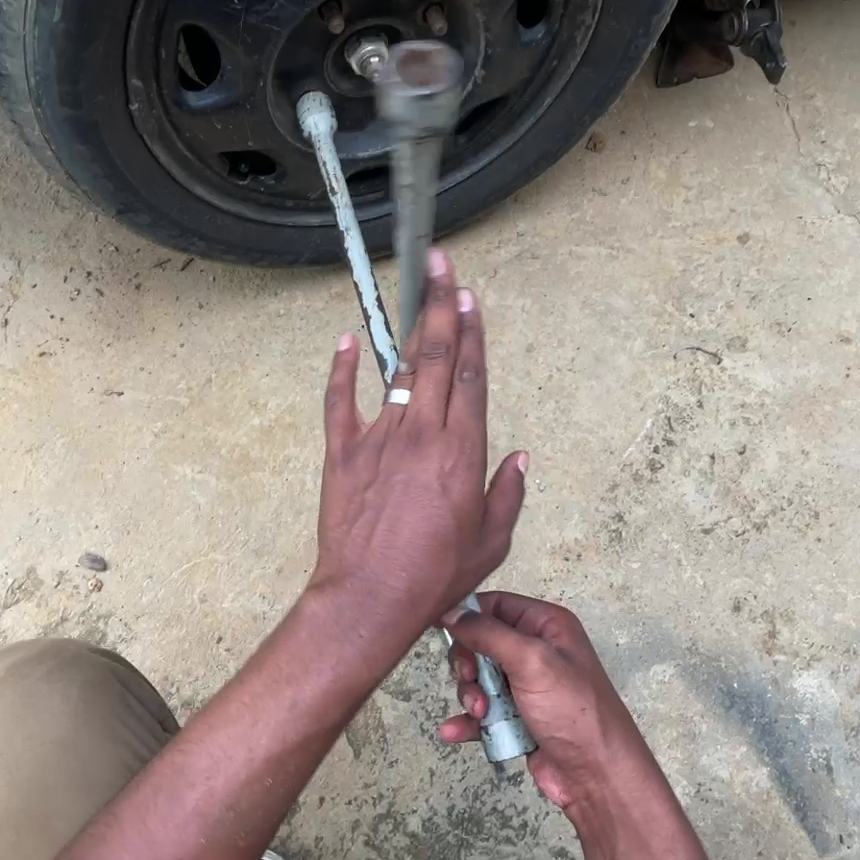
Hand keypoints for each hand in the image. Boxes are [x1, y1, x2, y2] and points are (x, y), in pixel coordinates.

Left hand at [303, 250, 527, 663]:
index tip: (472, 297)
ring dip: (409, 327)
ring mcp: (379, 438)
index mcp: (461, 450)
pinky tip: (346, 340)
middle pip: (438, 356)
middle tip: (442, 263)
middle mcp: (422, 432)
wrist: (371, 596)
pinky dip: (342, 369)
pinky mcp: (342, 452)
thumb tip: (520, 457)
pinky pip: (339, 401)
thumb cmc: (435, 573)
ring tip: (416, 290)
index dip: (474, 333)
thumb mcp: (492, 540)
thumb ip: (508, 493)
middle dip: (441, 305)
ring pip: (398, 370)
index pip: (472, 377)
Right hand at [438, 592, 656, 814]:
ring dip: (470, 695)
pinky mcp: (517, 717)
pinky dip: (468, 720)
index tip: (444, 631)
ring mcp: (526, 685)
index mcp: (546, 625)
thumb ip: (488, 633)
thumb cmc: (572, 711)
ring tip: (480, 714)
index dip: (469, 616)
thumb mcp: (531, 661)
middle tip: (471, 680)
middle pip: (480, 642)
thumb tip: (449, 612)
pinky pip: (482, 711)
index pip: (495, 605)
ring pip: (478, 678)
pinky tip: (453, 732)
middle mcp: (536, 649)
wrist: (597, 777)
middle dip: (469, 664)